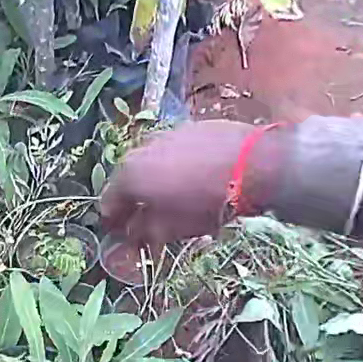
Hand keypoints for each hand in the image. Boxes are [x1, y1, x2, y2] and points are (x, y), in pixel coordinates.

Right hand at [98, 121, 277, 247]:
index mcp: (129, 176)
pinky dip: (174, 165)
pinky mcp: (189, 126)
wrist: (254, 164)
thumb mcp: (172, 228)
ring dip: (154, 180)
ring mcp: (165, 134)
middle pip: (128, 179)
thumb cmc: (207, 203)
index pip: (108, 203)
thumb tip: (131, 235)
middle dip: (133, 199)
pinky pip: (173, 150)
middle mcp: (140, 150)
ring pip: (150, 162)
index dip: (114, 222)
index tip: (120, 234)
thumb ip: (144, 232)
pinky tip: (192, 177)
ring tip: (171, 196)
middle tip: (144, 217)